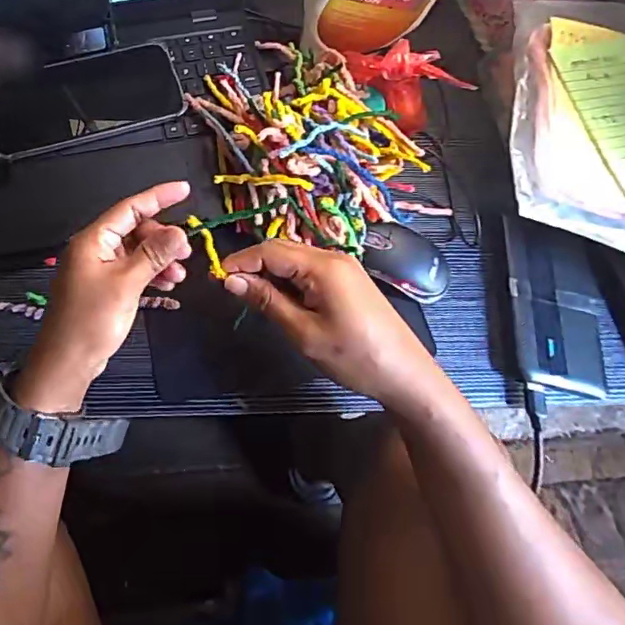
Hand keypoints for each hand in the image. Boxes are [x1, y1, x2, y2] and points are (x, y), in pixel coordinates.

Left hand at [17, 182, 192, 412]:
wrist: (66, 362)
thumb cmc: (91, 320)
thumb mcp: (127, 284)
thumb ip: (153, 254)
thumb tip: (178, 232)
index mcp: (93, 239)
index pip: (130, 208)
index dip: (158, 197)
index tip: (184, 189)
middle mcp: (94, 247)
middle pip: (135, 229)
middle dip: (162, 237)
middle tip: (186, 253)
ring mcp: (98, 267)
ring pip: (136, 250)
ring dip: (160, 257)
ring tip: (179, 274)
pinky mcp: (103, 285)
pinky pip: (132, 268)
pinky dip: (150, 272)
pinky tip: (167, 283)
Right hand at [221, 240, 448, 414]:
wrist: (408, 376)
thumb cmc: (355, 357)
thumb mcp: (304, 333)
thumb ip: (267, 301)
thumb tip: (231, 280)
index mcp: (323, 265)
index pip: (270, 250)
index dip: (241, 261)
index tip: (217, 277)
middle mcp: (333, 257)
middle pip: (282, 249)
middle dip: (253, 264)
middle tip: (228, 287)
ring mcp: (343, 267)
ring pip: (295, 258)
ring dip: (270, 271)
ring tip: (249, 294)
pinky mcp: (348, 279)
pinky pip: (309, 268)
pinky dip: (288, 278)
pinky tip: (279, 297)